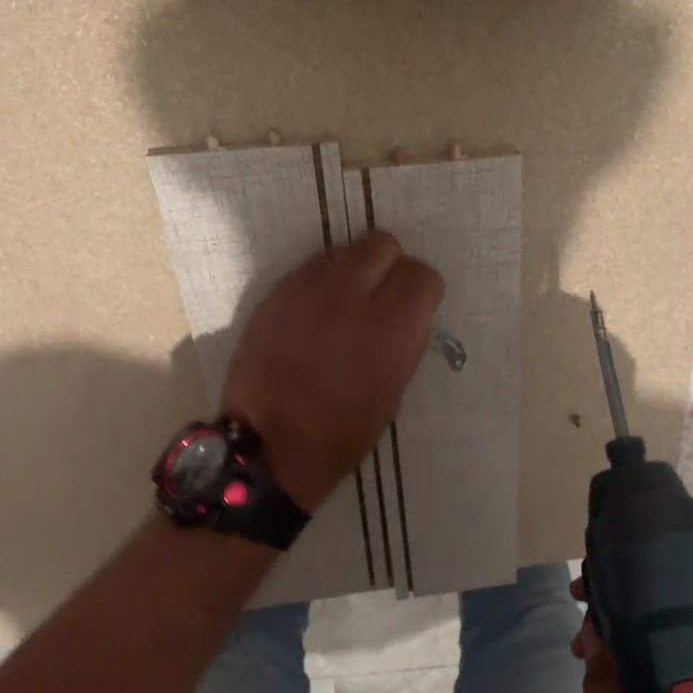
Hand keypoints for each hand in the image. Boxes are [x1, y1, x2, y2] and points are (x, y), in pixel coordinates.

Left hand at [221, 231, 443, 508]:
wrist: (271, 447)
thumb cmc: (343, 433)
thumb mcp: (393, 391)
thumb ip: (406, 341)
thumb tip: (410, 313)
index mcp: (391, 327)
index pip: (421, 275)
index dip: (422, 291)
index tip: (415, 308)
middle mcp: (352, 295)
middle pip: (383, 245)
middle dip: (389, 266)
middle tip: (381, 297)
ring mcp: (308, 290)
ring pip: (344, 250)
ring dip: (354, 270)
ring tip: (347, 304)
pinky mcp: (275, 294)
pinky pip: (310, 269)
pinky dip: (321, 283)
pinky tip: (316, 314)